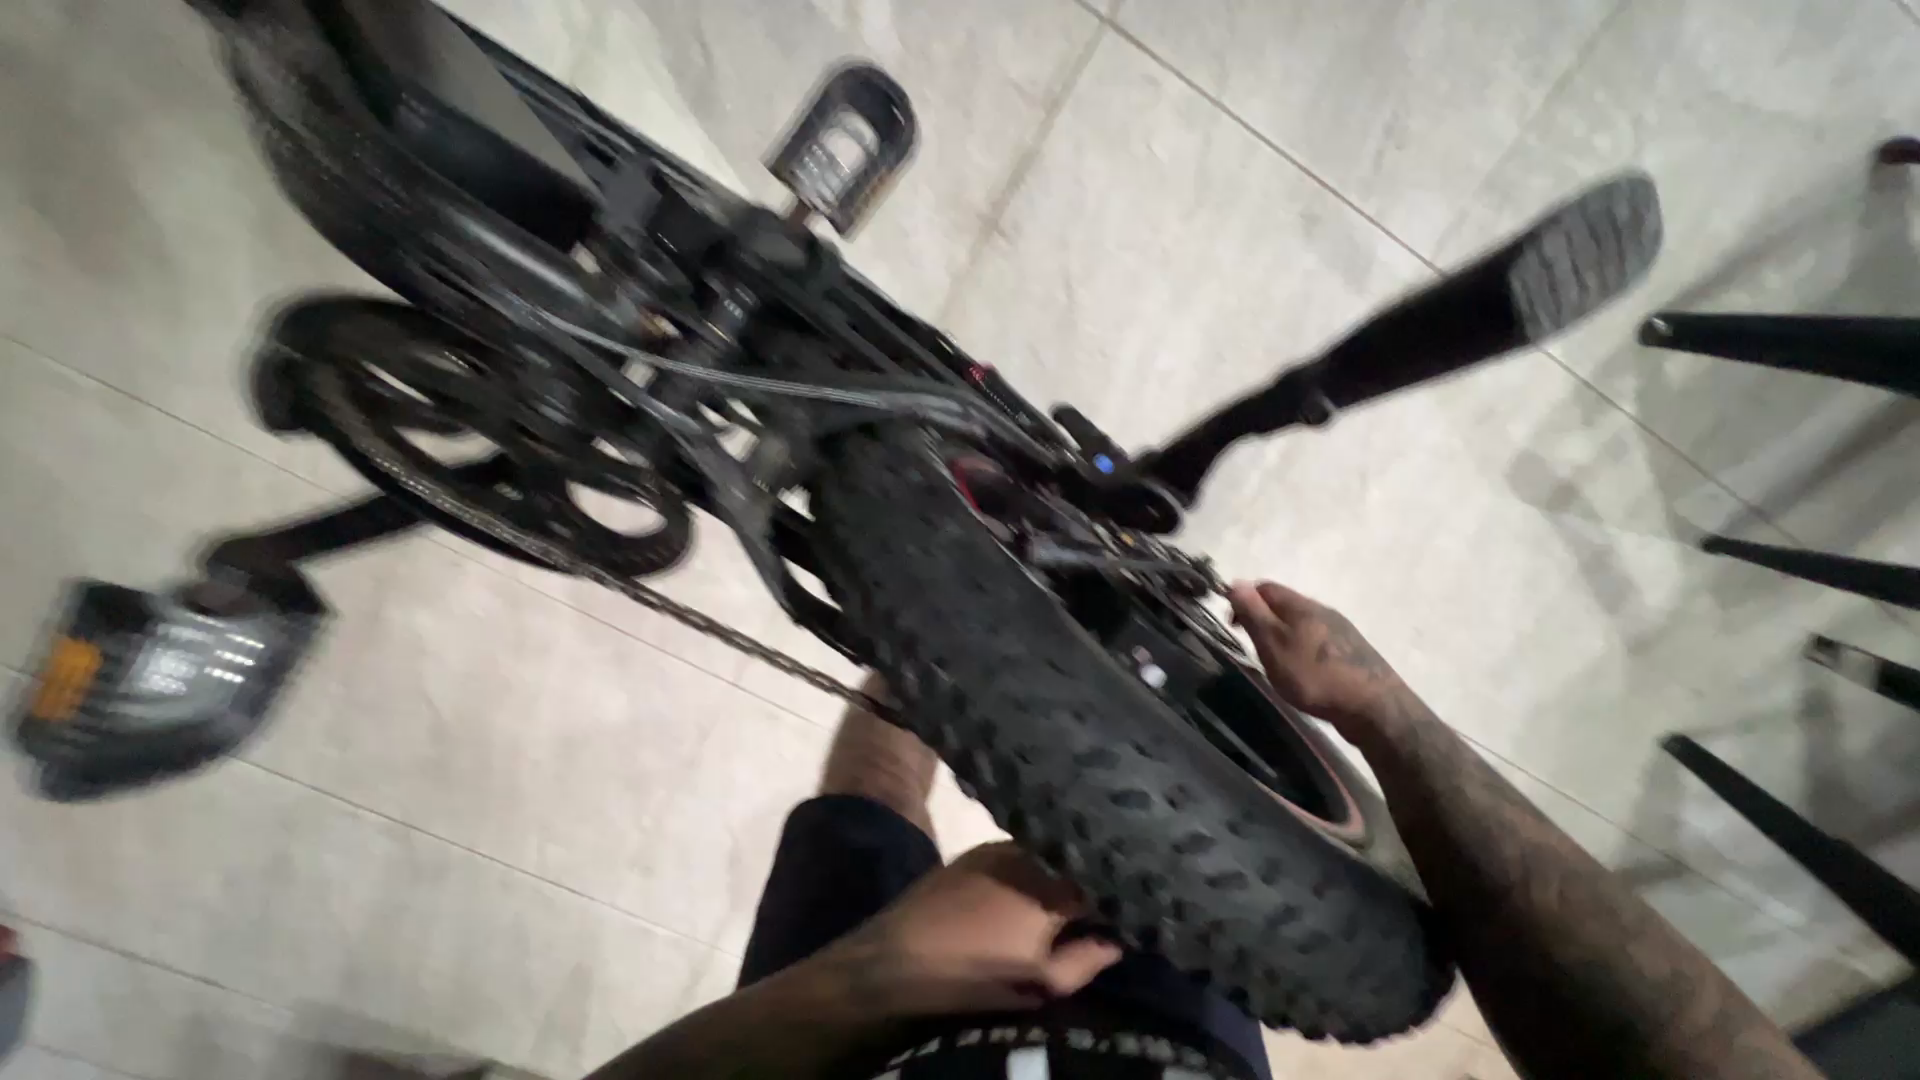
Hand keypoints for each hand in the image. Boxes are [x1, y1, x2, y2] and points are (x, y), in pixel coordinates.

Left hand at [817, 842, 1122, 1016]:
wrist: (895, 959)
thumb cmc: (975, 978)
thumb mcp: (1040, 985)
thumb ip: (1086, 959)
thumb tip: (1119, 939)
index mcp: (1053, 886)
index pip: (1104, 878)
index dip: (1122, 891)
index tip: (1136, 901)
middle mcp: (1030, 855)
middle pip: (1075, 857)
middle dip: (1093, 873)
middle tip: (1108, 893)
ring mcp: (998, 848)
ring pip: (1047, 851)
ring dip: (1062, 865)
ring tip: (1074, 887)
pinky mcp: (973, 851)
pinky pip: (1018, 849)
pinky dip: (1034, 863)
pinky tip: (1034, 882)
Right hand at [1228, 580, 1406, 729]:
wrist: (1374, 708)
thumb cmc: (1314, 676)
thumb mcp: (1273, 644)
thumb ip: (1254, 613)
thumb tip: (1236, 582)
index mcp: (1301, 605)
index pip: (1264, 587)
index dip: (1243, 599)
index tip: (1233, 626)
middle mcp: (1322, 610)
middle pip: (1284, 603)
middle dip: (1262, 617)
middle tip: (1252, 644)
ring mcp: (1341, 630)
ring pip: (1301, 622)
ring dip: (1282, 633)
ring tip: (1274, 659)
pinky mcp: (1351, 651)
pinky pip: (1316, 639)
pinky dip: (1301, 646)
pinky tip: (1302, 669)